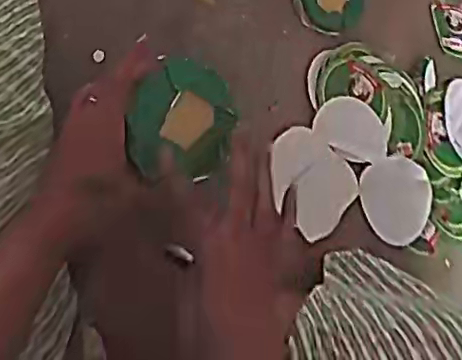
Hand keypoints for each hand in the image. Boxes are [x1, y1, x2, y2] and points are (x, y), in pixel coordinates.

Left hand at [36, 39, 159, 256]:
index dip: (135, 62)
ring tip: (131, 97)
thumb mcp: (138, 197)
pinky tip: (113, 129)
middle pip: (104, 85)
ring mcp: (70, 131)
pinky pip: (84, 114)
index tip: (148, 46)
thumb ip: (161, 179)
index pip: (121, 81)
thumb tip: (177, 159)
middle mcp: (85, 117)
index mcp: (104, 119)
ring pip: (91, 99)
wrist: (49, 229)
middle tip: (146, 74)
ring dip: (109, 92)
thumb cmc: (95, 206)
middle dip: (124, 75)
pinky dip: (100, 110)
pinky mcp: (62, 148)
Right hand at [179, 135, 326, 359]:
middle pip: (240, 185)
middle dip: (239, 154)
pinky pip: (290, 228)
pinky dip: (292, 207)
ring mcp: (266, 245)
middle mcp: (241, 234)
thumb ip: (186, 267)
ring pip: (267, 197)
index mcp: (210, 240)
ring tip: (267, 143)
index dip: (173, 174)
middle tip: (241, 127)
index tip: (166, 149)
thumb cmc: (210, 334)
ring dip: (266, 170)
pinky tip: (295, 188)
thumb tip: (179, 249)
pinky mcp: (282, 261)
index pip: (186, 199)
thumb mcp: (186, 299)